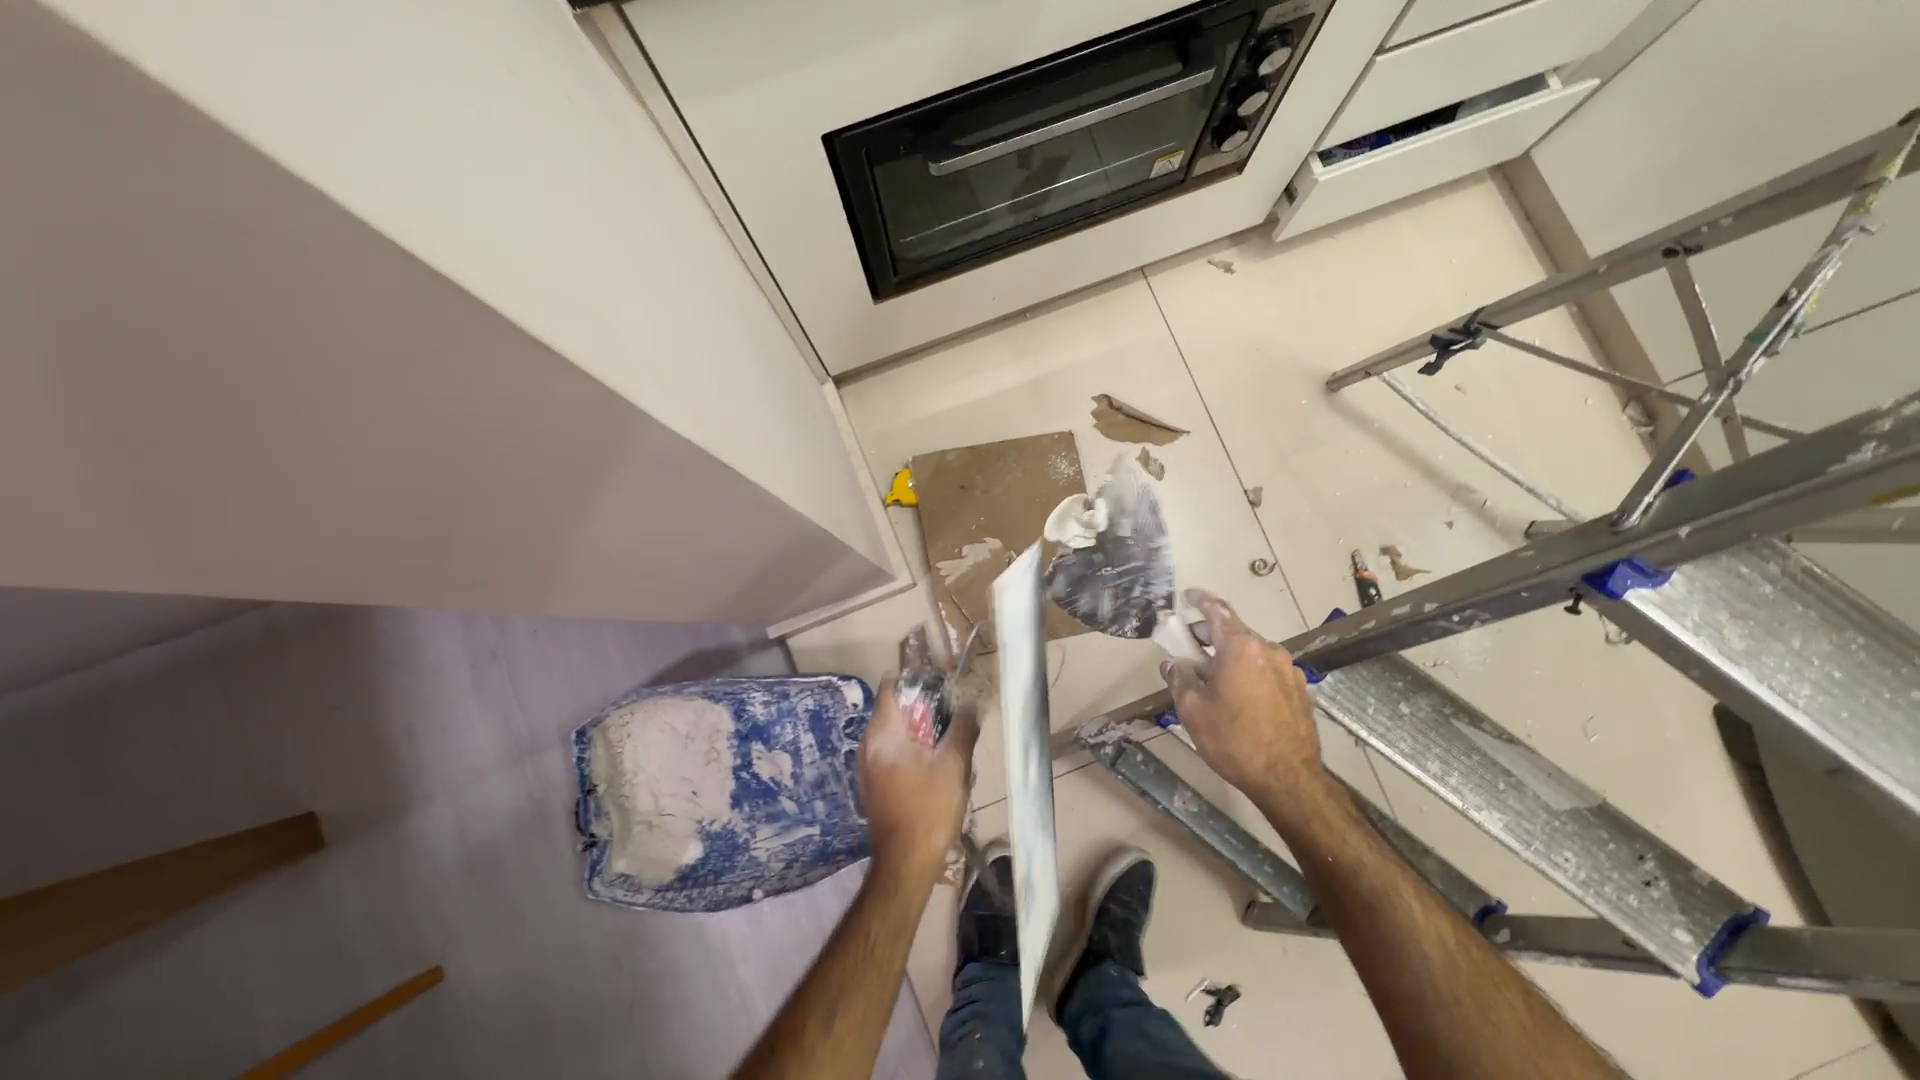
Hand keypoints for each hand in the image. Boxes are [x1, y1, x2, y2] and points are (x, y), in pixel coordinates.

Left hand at [858, 674, 978, 885]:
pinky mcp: (874, 784)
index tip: (943, 692)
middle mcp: (868, 745)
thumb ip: (962, 729)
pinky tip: (938, 776)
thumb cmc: (929, 809)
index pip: (891, 687)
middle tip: (954, 728)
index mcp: (883, 734)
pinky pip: (894, 755)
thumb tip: (969, 706)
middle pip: (896, 711)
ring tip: (951, 756)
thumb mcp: (954, 765)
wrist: (906, 862)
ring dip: (924, 739)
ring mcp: (868, 766)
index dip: (917, 683)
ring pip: (898, 736)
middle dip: (927, 715)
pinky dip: (915, 756)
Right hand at [1161, 589, 1326, 802]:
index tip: (1187, 597)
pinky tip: (1242, 701)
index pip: (1217, 610)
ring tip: (1215, 684)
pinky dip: (1250, 675)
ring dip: (1231, 659)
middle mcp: (1268, 650)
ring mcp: (1288, 670)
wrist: (1288, 778)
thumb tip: (1174, 663)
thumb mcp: (1193, 710)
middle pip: (1234, 632)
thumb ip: (1180, 678)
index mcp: (1240, 647)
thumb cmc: (1234, 740)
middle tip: (1190, 654)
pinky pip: (1268, 672)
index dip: (1200, 600)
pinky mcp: (1299, 690)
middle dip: (1210, 637)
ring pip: (1252, 654)